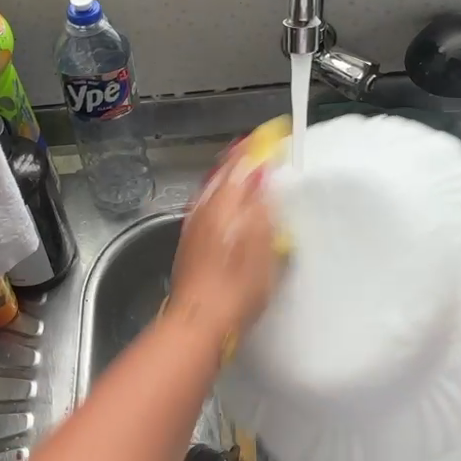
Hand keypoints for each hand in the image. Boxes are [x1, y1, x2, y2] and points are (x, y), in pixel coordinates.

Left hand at [165, 143, 279, 343]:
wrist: (198, 322)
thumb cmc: (235, 289)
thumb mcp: (261, 247)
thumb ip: (262, 207)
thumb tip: (262, 173)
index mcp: (224, 206)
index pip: (241, 166)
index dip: (256, 150)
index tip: (271, 138)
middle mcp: (204, 210)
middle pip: (223, 175)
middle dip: (240, 160)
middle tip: (257, 150)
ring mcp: (193, 226)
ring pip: (212, 190)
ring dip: (228, 177)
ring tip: (243, 171)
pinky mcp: (189, 244)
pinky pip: (206, 207)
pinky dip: (219, 197)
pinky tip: (225, 206)